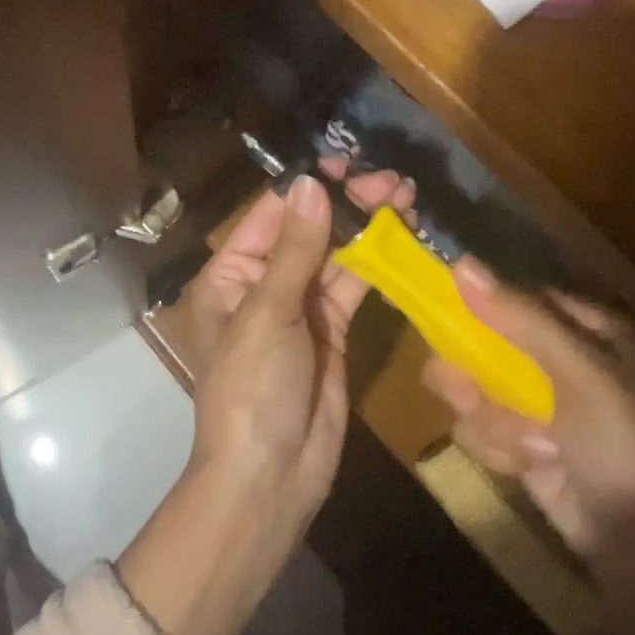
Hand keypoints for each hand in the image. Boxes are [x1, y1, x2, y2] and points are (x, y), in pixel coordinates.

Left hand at [184, 167, 414, 508]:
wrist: (271, 473)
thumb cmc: (251, 387)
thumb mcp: (267, 314)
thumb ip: (294, 251)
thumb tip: (309, 184)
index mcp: (229, 275)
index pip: (268, 217)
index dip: (306, 187)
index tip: (345, 160)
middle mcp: (262, 284)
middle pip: (305, 231)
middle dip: (344, 203)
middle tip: (390, 179)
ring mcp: (299, 308)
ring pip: (333, 256)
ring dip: (366, 227)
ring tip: (404, 194)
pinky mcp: (332, 331)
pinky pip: (354, 287)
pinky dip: (378, 263)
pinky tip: (404, 235)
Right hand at [422, 261, 634, 554]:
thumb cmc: (623, 443)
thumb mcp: (580, 372)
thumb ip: (520, 318)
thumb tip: (460, 262)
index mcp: (588, 329)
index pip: (516, 293)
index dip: (477, 298)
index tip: (438, 304)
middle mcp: (557, 358)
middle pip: (479, 338)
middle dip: (471, 371)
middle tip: (470, 388)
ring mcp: (535, 400)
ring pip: (468, 384)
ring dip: (488, 417)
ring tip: (525, 442)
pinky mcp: (517, 438)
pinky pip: (474, 423)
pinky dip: (495, 446)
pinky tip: (527, 464)